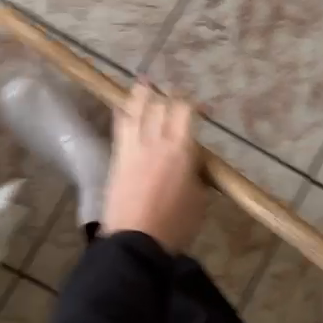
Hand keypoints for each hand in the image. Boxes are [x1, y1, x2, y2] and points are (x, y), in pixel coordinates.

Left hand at [100, 83, 206, 252]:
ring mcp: (133, 146)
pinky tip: (122, 106)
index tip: (204, 109)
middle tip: (176, 94)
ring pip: (137, 109)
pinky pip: (119, 127)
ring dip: (142, 93)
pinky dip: (122, 112)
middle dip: (170, 95)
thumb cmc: (175, 225)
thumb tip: (193, 161)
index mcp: (181, 149)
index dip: (195, 105)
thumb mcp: (199, 199)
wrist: (135, 242)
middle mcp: (156, 140)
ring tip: (145, 81)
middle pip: (161, 105)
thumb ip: (196, 173)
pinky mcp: (117, 157)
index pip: (186, 112)